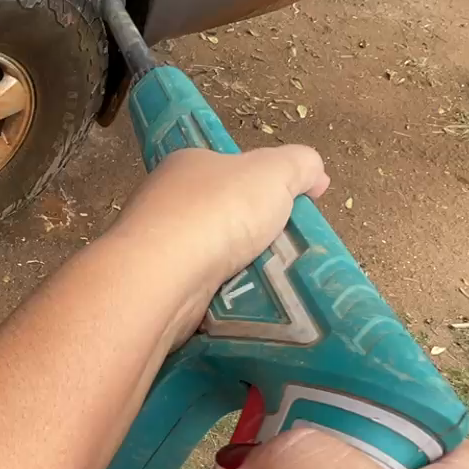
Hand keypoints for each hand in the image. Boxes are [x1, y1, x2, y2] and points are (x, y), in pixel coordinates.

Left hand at [106, 146, 329, 344]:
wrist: (162, 276)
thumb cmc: (217, 212)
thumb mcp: (275, 171)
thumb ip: (301, 165)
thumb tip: (314, 177)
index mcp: (185, 167)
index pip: (229, 171)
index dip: (263, 188)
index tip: (291, 210)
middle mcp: (162, 206)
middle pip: (221, 219)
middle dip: (253, 235)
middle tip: (282, 250)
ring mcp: (154, 251)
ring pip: (210, 260)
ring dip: (240, 271)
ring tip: (267, 281)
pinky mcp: (154, 291)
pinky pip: (198, 293)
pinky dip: (220, 298)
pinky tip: (237, 302)